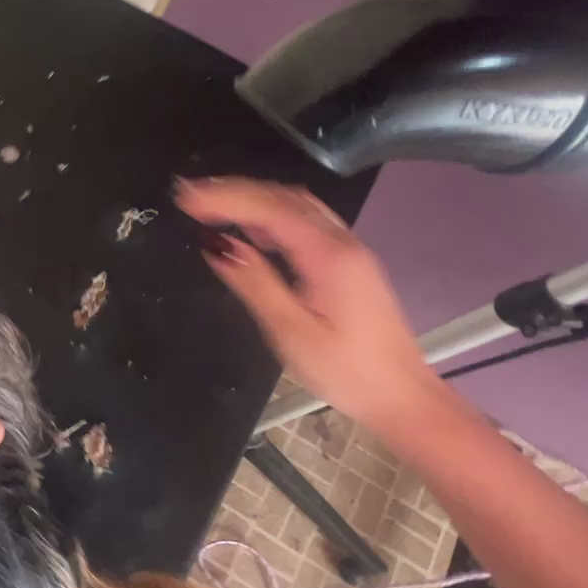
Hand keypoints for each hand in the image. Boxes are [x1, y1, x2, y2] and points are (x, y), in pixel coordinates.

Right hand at [174, 177, 442, 427]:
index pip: (269, 208)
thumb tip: (217, 246)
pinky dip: (270, 214)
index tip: (186, 197)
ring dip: (252, 198)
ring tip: (211, 205)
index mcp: (327, 255)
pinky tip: (250, 229)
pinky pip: (304, 222)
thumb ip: (254, 282)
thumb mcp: (290, 331)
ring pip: (296, 205)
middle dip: (234, 190)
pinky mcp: (347, 262)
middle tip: (190, 195)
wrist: (402, 396)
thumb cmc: (344, 371)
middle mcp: (341, 242)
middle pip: (283, 197)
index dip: (224, 197)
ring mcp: (348, 250)